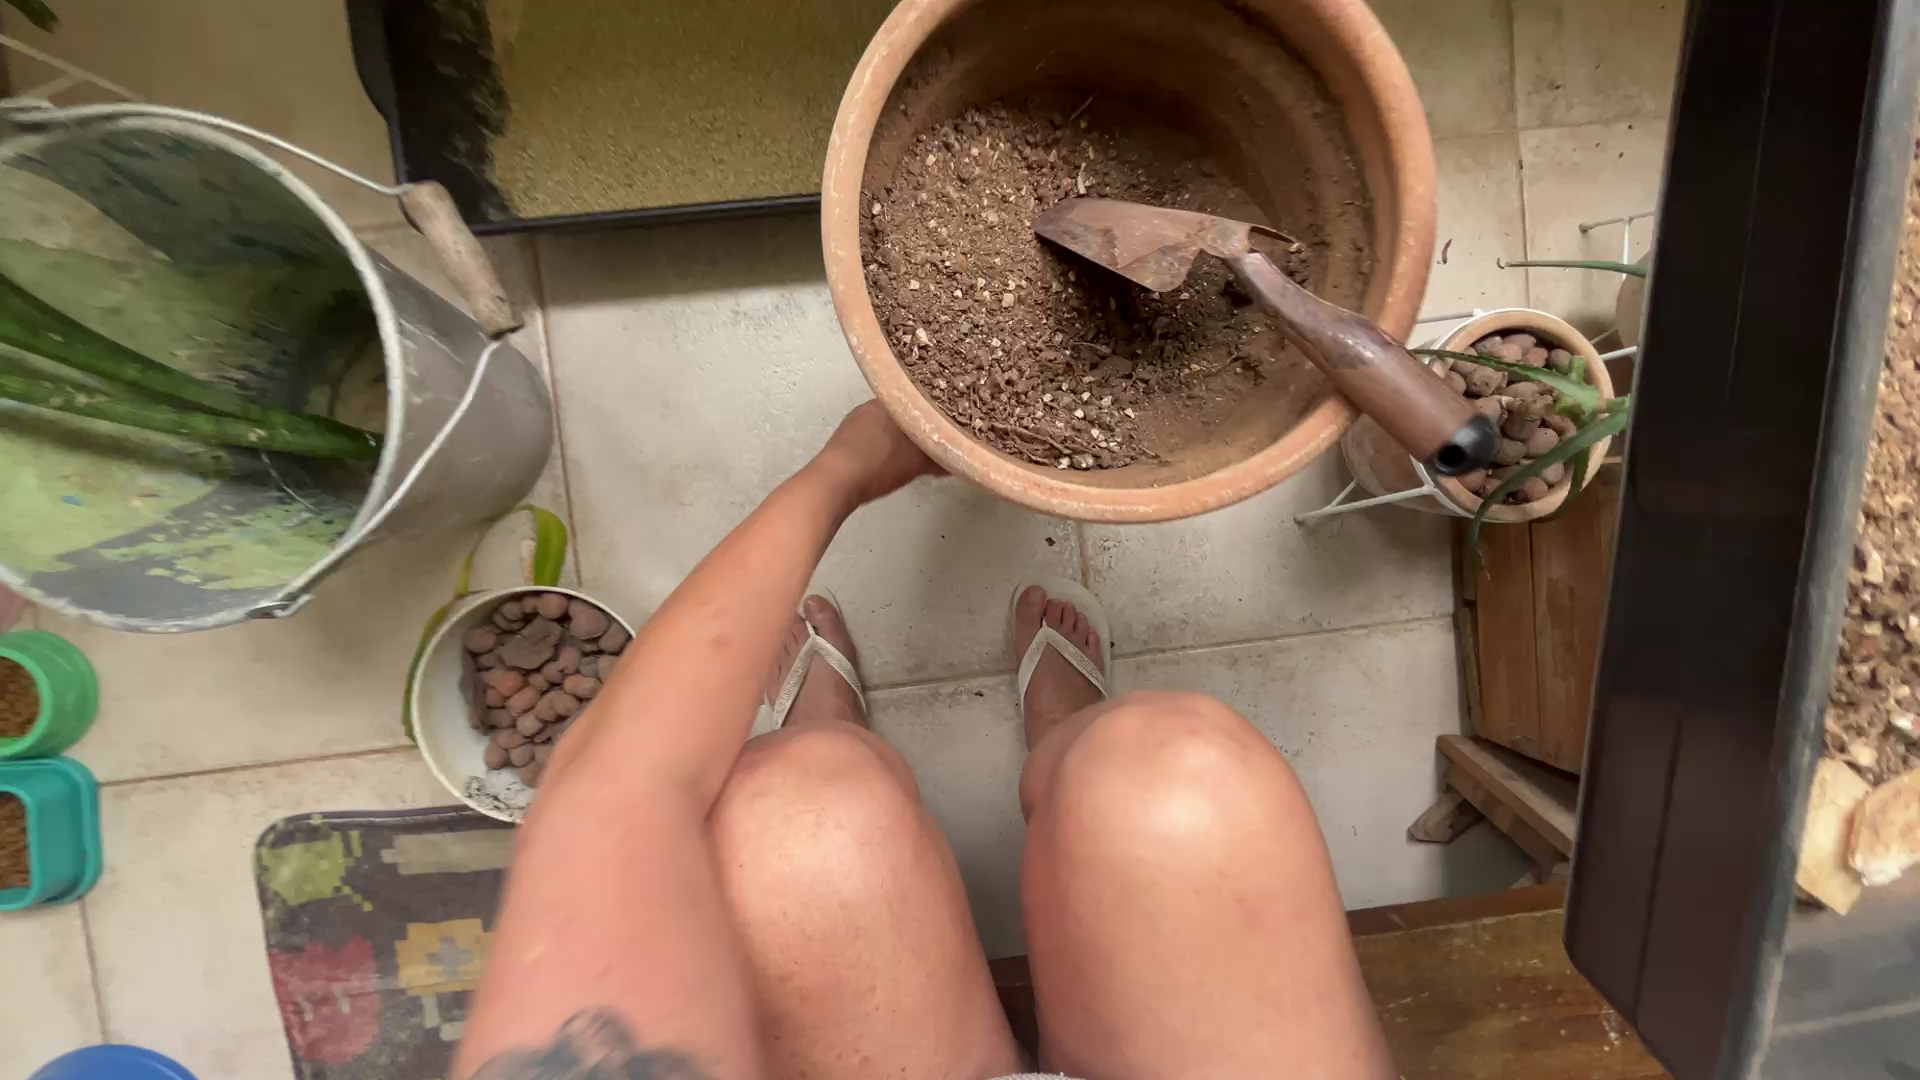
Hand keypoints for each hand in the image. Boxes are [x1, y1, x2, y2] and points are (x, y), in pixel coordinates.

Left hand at [811, 401, 943, 506]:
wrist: (833, 483)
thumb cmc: (878, 465)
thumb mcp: (917, 463)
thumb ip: (939, 458)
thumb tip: (959, 460)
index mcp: (890, 401)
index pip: (919, 401)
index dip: (935, 414)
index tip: (946, 426)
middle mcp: (870, 405)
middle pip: (902, 415)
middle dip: (918, 430)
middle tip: (934, 445)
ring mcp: (853, 422)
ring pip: (885, 428)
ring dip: (899, 441)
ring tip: (913, 458)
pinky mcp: (842, 440)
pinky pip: (871, 440)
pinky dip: (883, 449)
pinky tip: (888, 465)